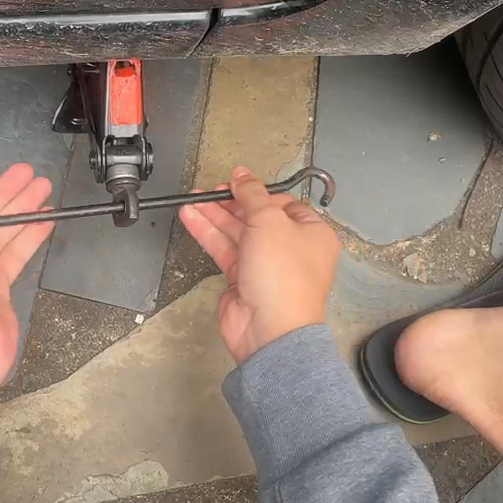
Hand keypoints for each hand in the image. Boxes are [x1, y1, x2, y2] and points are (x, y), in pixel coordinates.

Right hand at [177, 167, 340, 362]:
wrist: (269, 328)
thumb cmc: (283, 277)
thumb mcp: (269, 220)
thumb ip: (252, 194)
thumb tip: (242, 174)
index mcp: (311, 233)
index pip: (282, 204)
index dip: (258, 192)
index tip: (235, 181)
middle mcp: (291, 249)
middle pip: (257, 217)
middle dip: (231, 203)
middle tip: (211, 191)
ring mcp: (266, 265)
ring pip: (237, 232)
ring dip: (214, 216)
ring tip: (193, 200)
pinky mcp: (243, 279)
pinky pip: (224, 249)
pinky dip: (208, 233)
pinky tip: (191, 217)